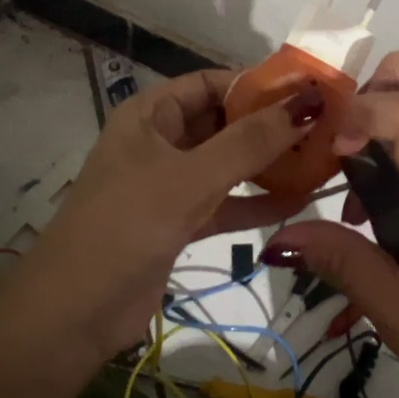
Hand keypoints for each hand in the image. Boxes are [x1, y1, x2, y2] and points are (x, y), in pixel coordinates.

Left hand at [0, 69, 322, 397]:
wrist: (71, 315)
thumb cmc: (126, 225)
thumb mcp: (191, 177)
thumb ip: (252, 140)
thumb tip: (311, 99)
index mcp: (151, 113)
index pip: (212, 82)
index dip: (259, 83)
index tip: (310, 89)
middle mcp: (160, 140)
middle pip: (223, 121)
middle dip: (270, 125)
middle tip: (326, 126)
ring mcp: (169, 183)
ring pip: (227, 163)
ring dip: (268, 163)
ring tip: (321, 159)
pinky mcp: (178, 223)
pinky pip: (224, 201)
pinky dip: (255, 201)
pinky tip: (298, 202)